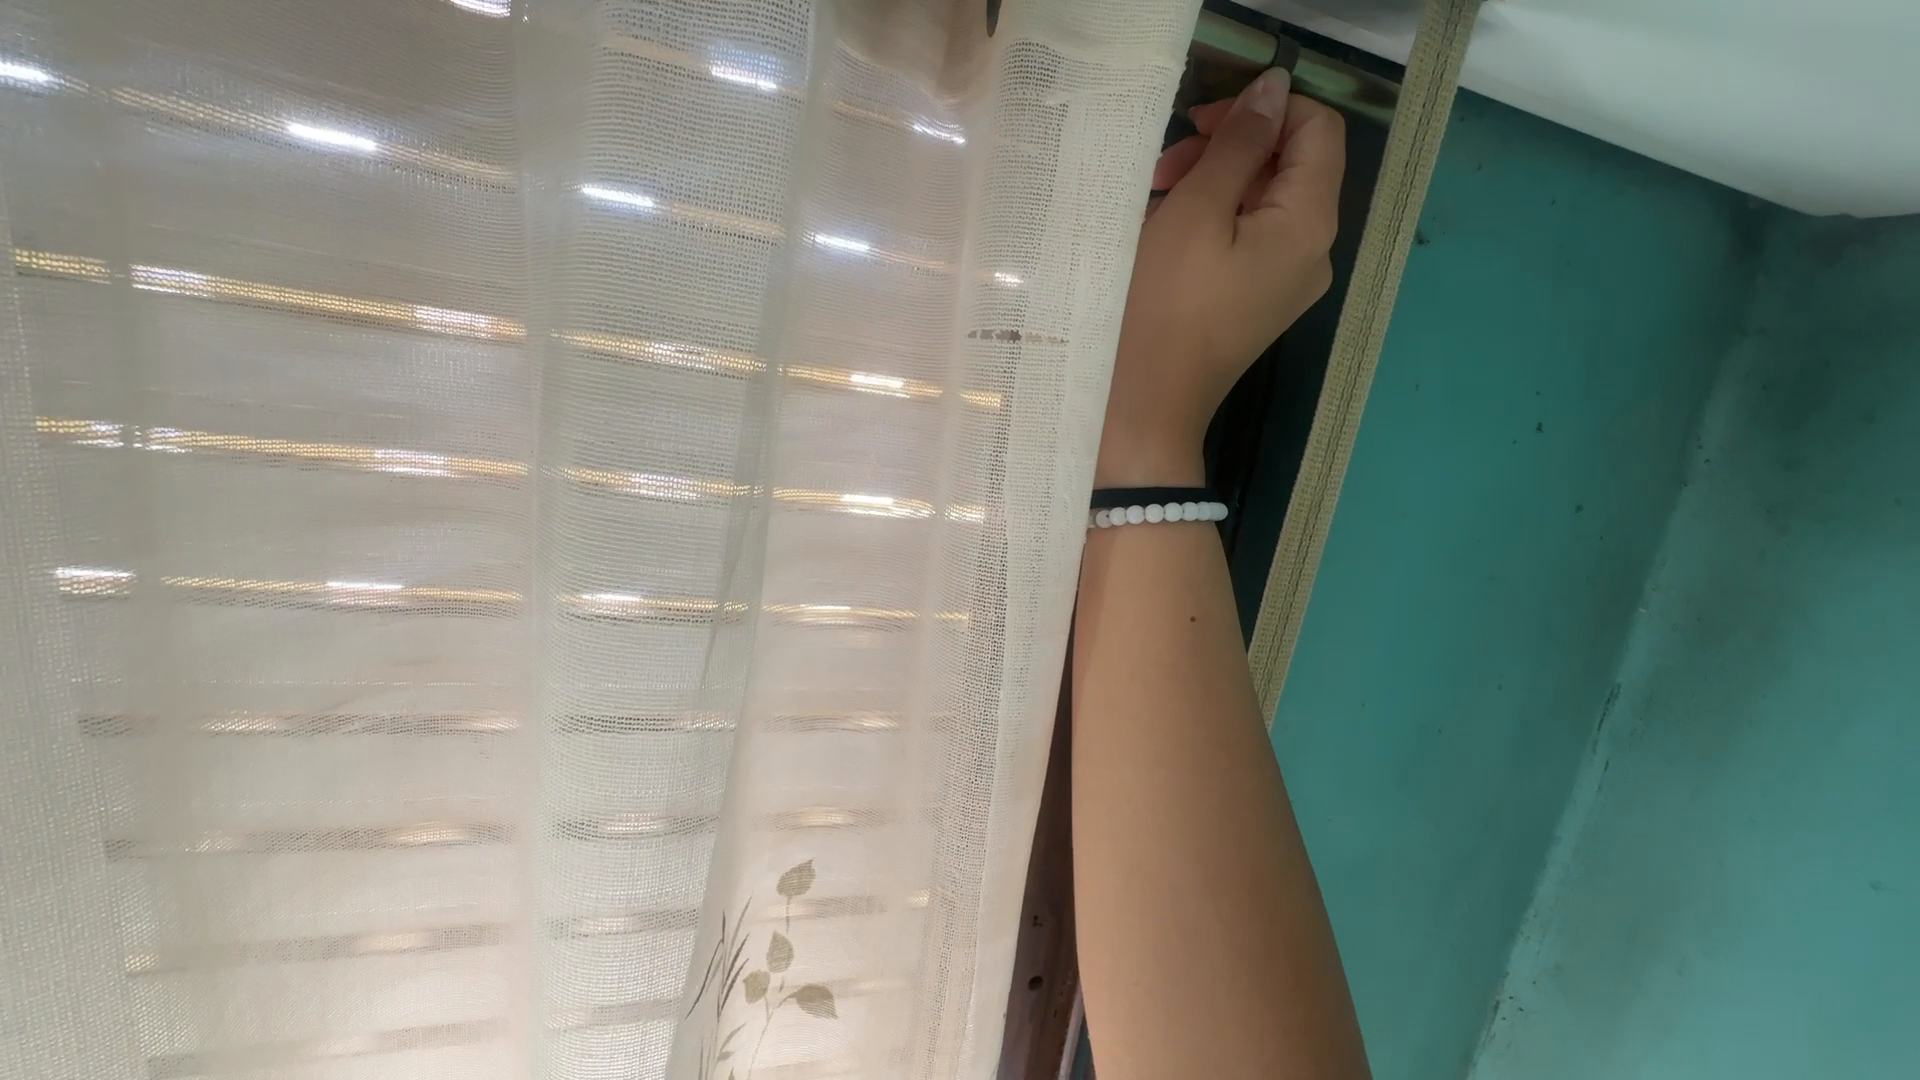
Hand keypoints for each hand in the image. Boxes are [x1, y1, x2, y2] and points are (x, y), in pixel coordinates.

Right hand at [1096, 68, 1345, 486]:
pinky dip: (1213, 226)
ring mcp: (1288, 285)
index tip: (1197, 125)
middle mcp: (1314, 253)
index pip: (1318, 128)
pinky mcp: (1258, 307)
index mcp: (1309, 223)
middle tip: (1161, 170)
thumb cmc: (1164, 307)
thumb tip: (1274, 88)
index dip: (1263, 110)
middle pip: (1290, 168)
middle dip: (1229, 152)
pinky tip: (1167, 238)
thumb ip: (1239, 145)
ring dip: (1213, 188)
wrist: (1147, 407)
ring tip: (1154, 203)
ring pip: (1264, 207)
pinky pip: (1249, 245)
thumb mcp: (1195, 212)